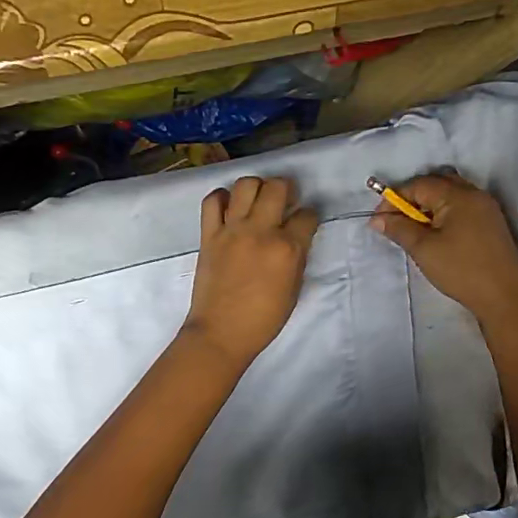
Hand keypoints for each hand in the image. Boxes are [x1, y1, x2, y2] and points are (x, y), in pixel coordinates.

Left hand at [181, 176, 319, 365]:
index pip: (308, 215)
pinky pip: (212, 201)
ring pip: (246, 184)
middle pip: (277, 187)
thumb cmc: (263, 320)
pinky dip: (221, 198)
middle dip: (286, 189)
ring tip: (257, 201)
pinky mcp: (209, 235)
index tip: (304, 223)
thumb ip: (297, 258)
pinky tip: (229, 209)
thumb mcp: (294, 289)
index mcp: (288, 249)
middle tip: (284, 202)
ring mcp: (232, 231)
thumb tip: (295, 239)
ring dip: (256, 187)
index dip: (309, 217)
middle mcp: (260, 232)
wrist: (221, 333)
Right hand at [369, 172, 517, 319]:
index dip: (395, 198)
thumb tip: (377, 219)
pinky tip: (435, 234)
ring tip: (414, 230)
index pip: (419, 185)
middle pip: (436, 184)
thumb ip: (399, 229)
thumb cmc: (460, 269)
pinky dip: (443, 214)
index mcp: (457, 196)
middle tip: (396, 222)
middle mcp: (474, 194)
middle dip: (412, 199)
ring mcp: (486, 208)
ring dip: (428, 207)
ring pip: (450, 195)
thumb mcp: (423, 249)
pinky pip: (461, 207)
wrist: (504, 295)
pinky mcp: (490, 223)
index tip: (380, 220)